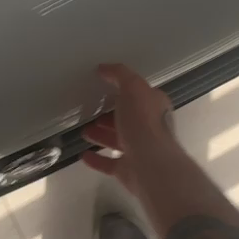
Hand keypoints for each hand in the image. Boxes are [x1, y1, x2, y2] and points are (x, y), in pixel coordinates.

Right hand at [81, 63, 189, 194]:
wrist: (150, 164)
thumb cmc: (143, 122)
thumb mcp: (133, 87)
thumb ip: (119, 74)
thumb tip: (104, 68)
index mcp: (154, 107)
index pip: (140, 95)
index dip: (124, 90)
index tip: (105, 86)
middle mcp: (150, 128)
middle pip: (127, 118)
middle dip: (110, 114)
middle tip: (91, 110)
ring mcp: (139, 151)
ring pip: (117, 140)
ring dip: (101, 135)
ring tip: (84, 131)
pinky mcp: (128, 170)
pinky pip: (109, 163)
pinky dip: (97, 159)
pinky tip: (84, 155)